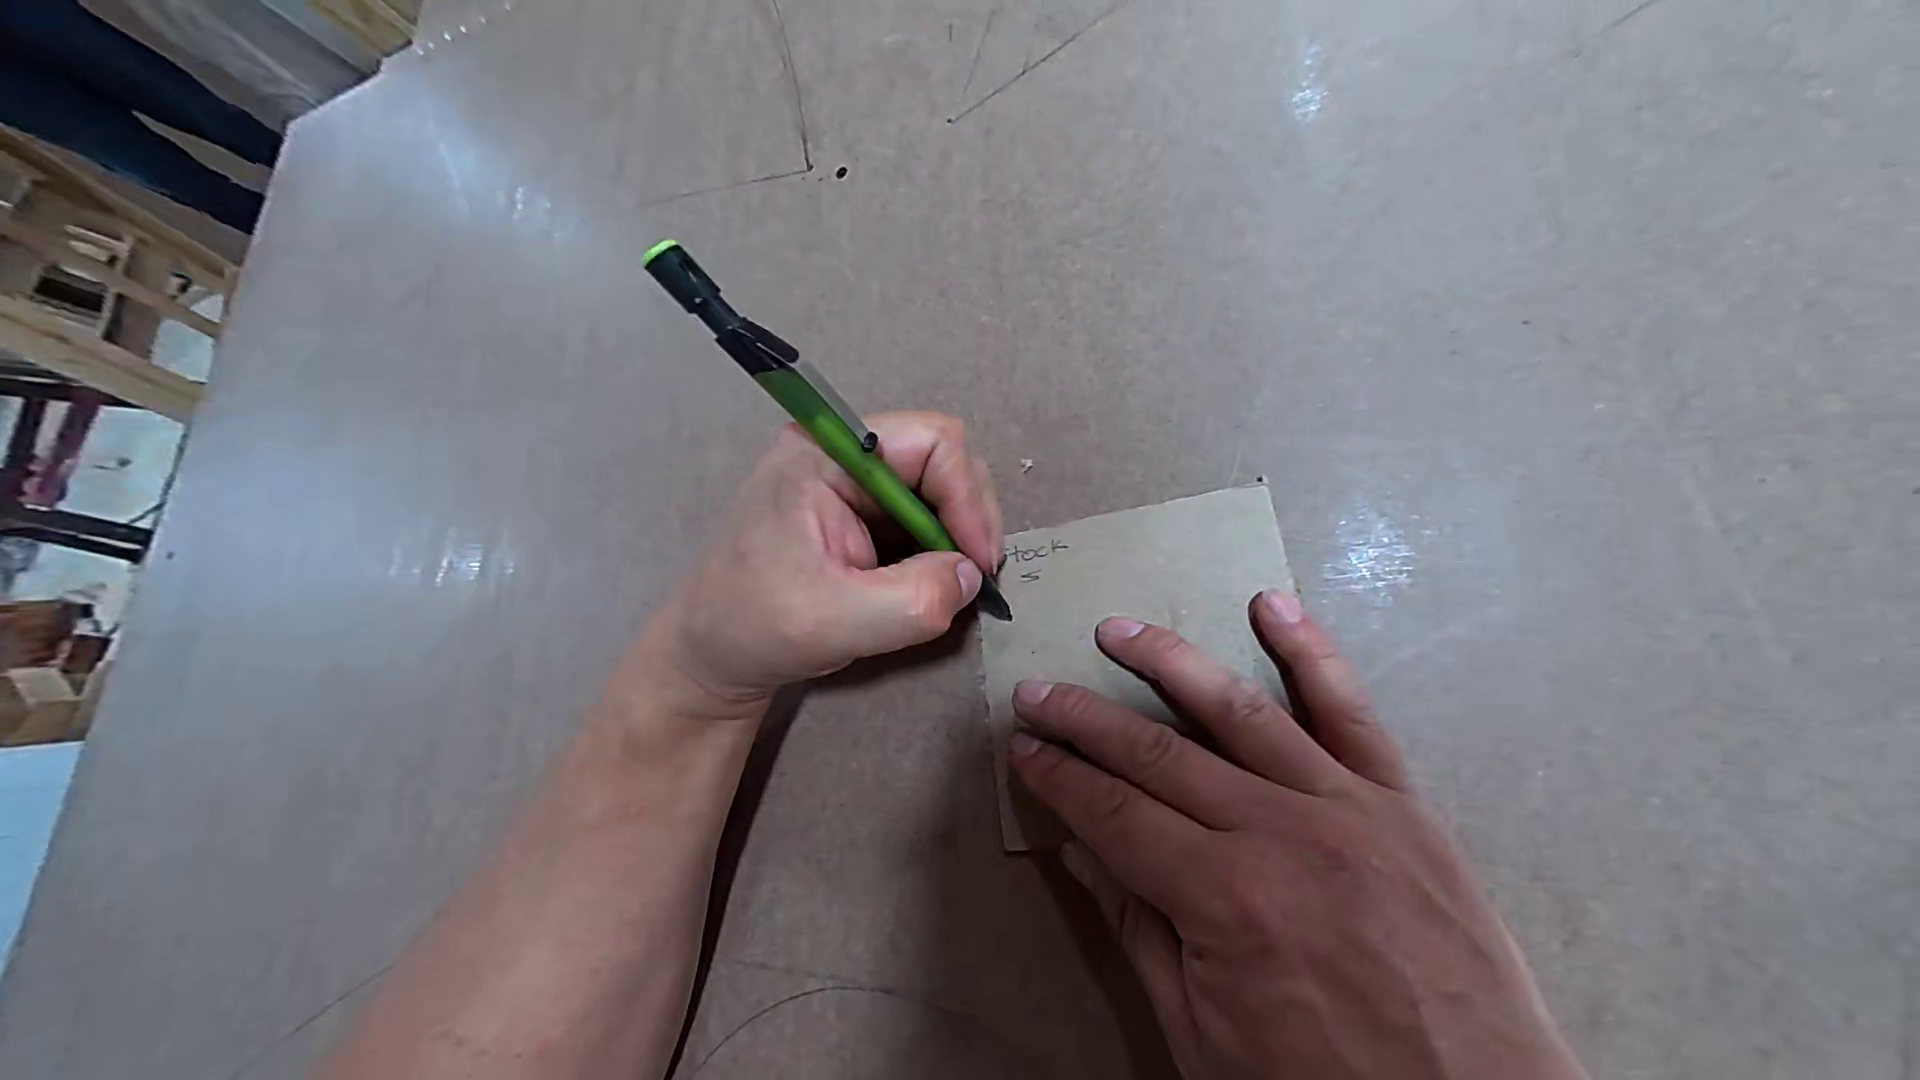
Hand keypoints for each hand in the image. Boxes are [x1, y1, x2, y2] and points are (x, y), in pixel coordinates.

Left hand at [633, 411, 1002, 714]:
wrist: (716, 650)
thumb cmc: (755, 627)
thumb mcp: (835, 621)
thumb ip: (914, 600)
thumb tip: (971, 576)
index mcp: (825, 454)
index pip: (930, 442)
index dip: (967, 497)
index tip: (978, 561)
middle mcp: (844, 454)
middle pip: (943, 458)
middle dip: (968, 516)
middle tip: (974, 574)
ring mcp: (854, 482)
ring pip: (940, 487)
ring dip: (958, 535)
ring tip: (955, 581)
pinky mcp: (862, 511)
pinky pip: (924, 514)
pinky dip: (943, 547)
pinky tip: (935, 579)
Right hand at [1007, 592, 1586, 1079]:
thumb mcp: (1201, 1035)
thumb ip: (1135, 926)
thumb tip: (1076, 848)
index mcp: (1224, 901)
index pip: (1112, 812)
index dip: (1059, 777)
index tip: (1023, 747)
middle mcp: (1278, 835)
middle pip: (1154, 752)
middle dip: (1082, 717)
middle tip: (1036, 690)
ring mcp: (1345, 807)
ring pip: (1236, 709)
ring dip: (1166, 661)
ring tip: (1117, 630)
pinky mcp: (1400, 803)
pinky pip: (1350, 711)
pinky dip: (1311, 652)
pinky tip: (1271, 605)